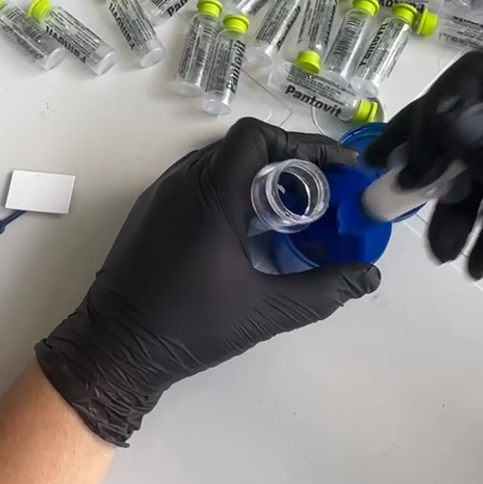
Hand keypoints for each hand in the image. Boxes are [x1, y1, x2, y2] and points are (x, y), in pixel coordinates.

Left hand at [36, 118, 381, 444]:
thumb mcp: (266, 310)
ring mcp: (162, 193)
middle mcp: (184, 181)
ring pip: (219, 160)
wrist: (115, 347)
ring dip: (259, 173)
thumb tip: (367, 276)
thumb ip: (323, 289)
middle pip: (243, 145)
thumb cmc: (189, 325)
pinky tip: (251, 225)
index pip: (257, 136)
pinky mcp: (151, 210)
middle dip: (289, 160)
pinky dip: (232, 187)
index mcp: (211, 193)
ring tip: (294, 207)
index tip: (335, 168)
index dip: (301, 142)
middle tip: (323, 190)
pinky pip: (198, 179)